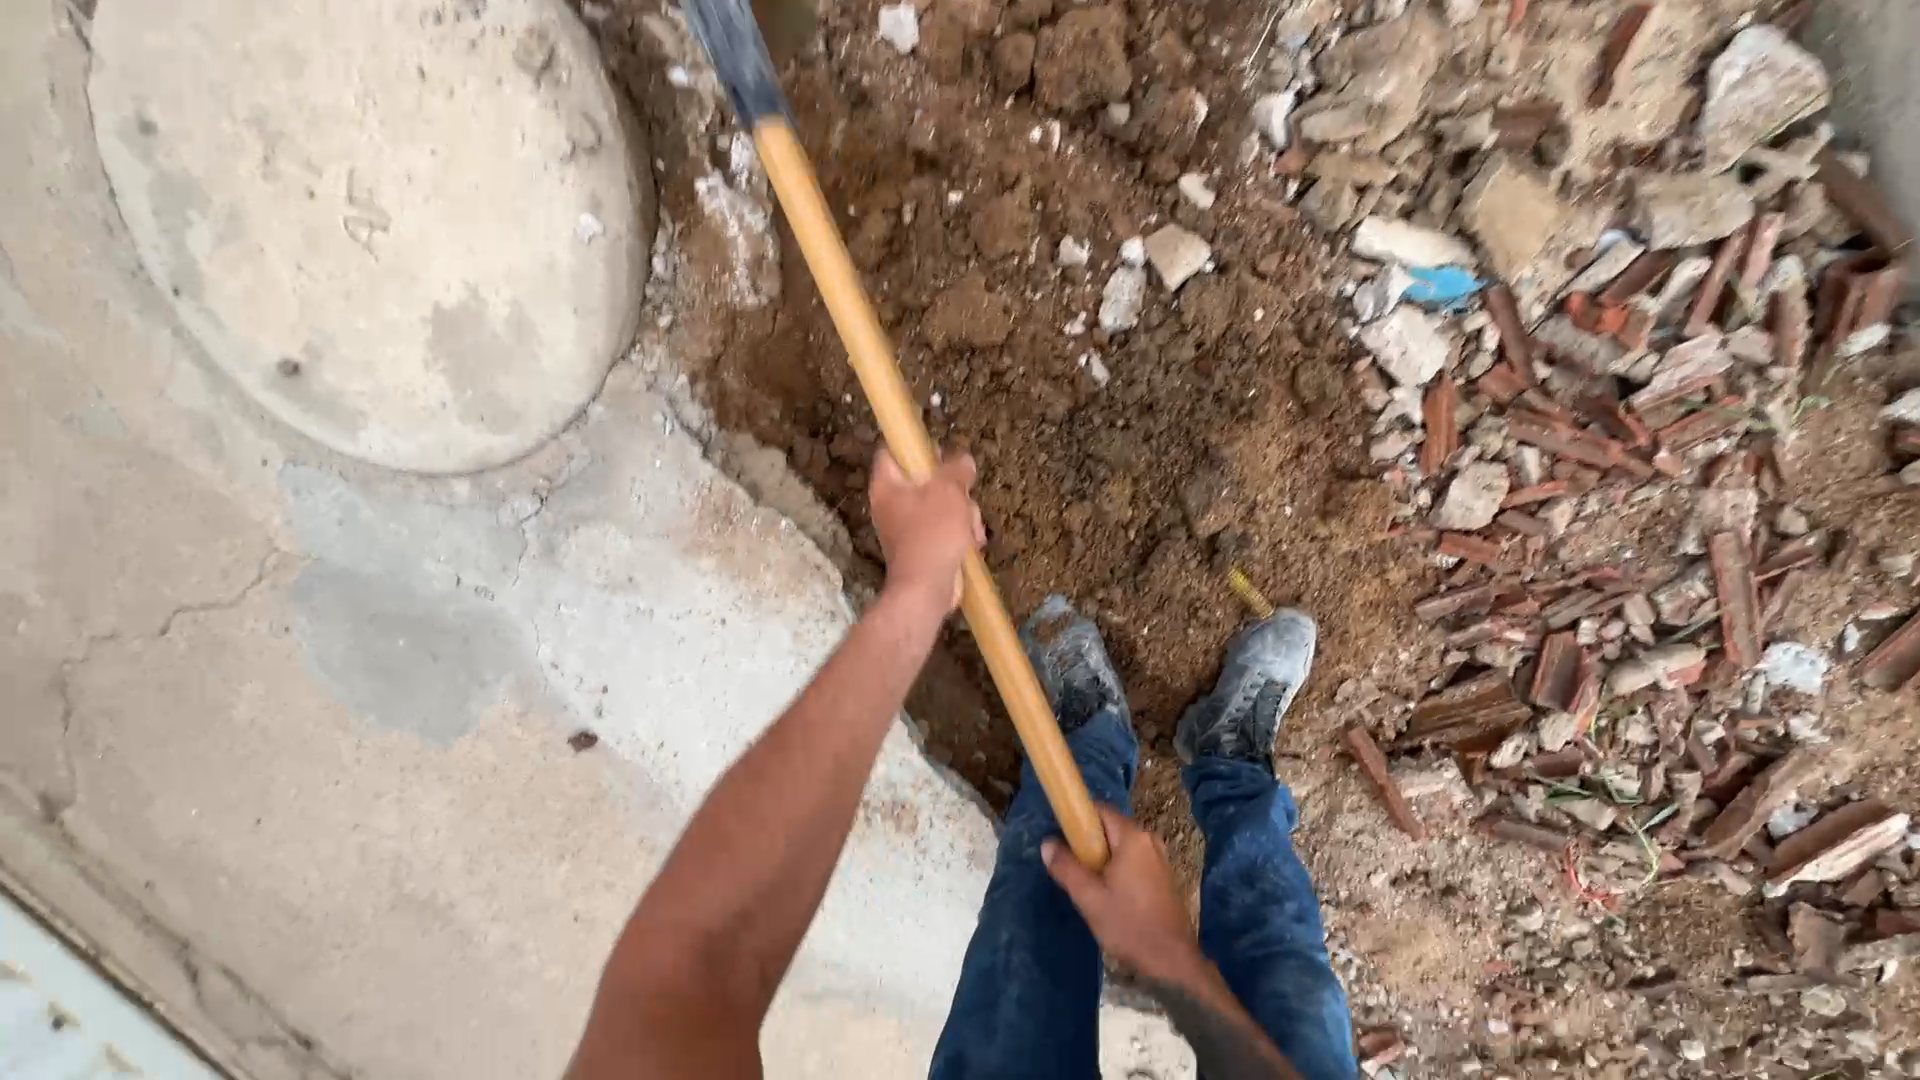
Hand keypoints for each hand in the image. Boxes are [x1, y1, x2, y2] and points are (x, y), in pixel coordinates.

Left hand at [869, 448, 985, 611]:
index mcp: (887, 486)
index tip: (937, 449)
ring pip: (941, 505)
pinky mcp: (923, 547)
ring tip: (971, 527)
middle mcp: (892, 505)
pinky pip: (945, 528)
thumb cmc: (932, 534)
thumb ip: (956, 471)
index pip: (891, 452)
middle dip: (953, 488)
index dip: (913, 446)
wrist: (926, 589)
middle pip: (924, 480)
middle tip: (964, 493)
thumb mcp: (949, 493)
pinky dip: (960, 533)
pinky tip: (973, 542)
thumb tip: (963, 461)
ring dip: (964, 513)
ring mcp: (907, 528)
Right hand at [1042, 805, 1203, 982]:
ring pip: (1121, 845)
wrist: (1172, 962)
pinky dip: (1119, 869)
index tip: (1063, 839)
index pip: (1099, 810)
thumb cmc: (1129, 926)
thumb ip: (1066, 867)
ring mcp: (1160, 857)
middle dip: (1089, 843)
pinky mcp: (1164, 875)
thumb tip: (1047, 844)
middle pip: (1110, 827)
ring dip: (1103, 859)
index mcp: (1132, 837)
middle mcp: (1149, 839)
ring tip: (1091, 886)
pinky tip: (1111, 895)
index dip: (1078, 819)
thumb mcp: (1089, 898)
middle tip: (1075, 869)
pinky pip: (1134, 859)